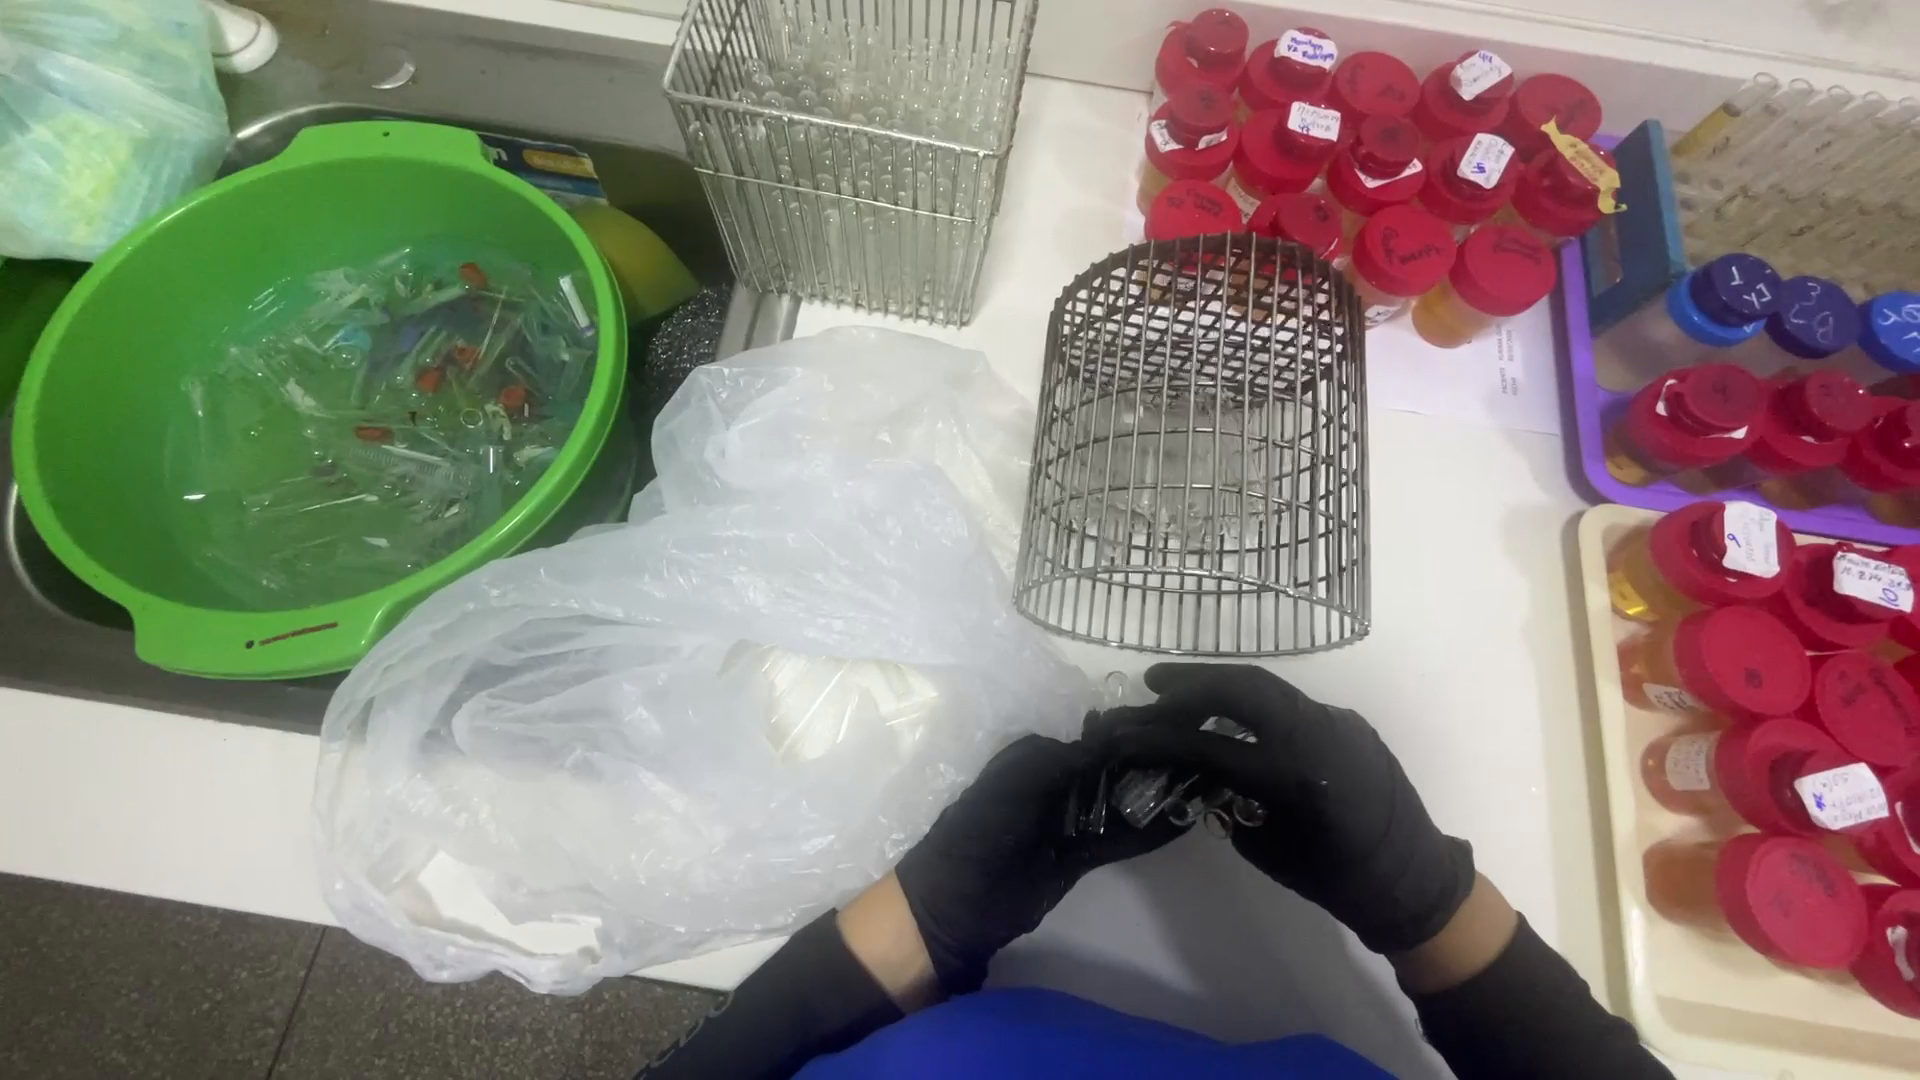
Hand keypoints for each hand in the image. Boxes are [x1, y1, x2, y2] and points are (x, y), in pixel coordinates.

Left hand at [894, 732, 1187, 992]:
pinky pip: (1118, 839)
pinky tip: (1180, 821)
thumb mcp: (1019, 781)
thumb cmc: (981, 829)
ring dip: (1153, 794)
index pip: (1092, 738)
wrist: (957, 903)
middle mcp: (1056, 782)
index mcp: (1035, 756)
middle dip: (1148, 762)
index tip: (1174, 725)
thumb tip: (1115, 738)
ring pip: (1119, 801)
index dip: (1129, 733)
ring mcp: (1069, 820)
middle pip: (1111, 768)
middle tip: (1197, 755)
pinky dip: (1147, 831)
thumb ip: (1066, 759)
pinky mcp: (1078, 857)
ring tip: (1200, 783)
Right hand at [1104, 663, 1475, 954]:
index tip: (1122, 737)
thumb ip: (1225, 799)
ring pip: (1263, 683)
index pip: (1207, 746)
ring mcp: (1335, 720)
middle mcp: (1315, 735)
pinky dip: (1248, 701)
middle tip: (1150, 688)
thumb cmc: (1335, 878)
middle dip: (1187, 684)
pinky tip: (1229, 715)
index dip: (1157, 740)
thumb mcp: (1265, 845)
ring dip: (1214, 681)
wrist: (1415, 880)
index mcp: (1292, 777)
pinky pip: (1286, 701)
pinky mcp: (1345, 719)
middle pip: (1238, 688)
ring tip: (1177, 688)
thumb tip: (1190, 768)